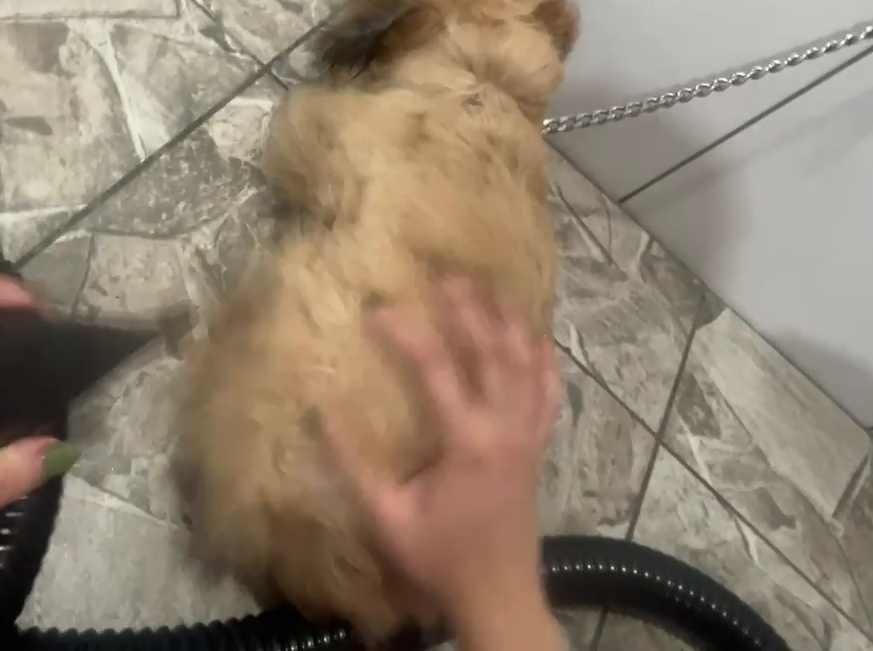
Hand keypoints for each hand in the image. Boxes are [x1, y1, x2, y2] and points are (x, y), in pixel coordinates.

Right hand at [325, 278, 560, 635]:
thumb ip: (353, 463)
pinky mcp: (539, 444)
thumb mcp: (385, 516)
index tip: (378, 309)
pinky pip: (550, 391)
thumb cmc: (438, 556)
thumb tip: (322, 409)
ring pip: (527, 363)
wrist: (499, 596)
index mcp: (466, 441)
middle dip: (469, 309)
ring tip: (490, 288)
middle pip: (492, 351)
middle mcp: (505, 427)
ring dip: (508, 322)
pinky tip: (538, 335)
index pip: (434, 368)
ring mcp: (529, 434)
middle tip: (445, 277)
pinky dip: (546, 359)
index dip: (405, 333)